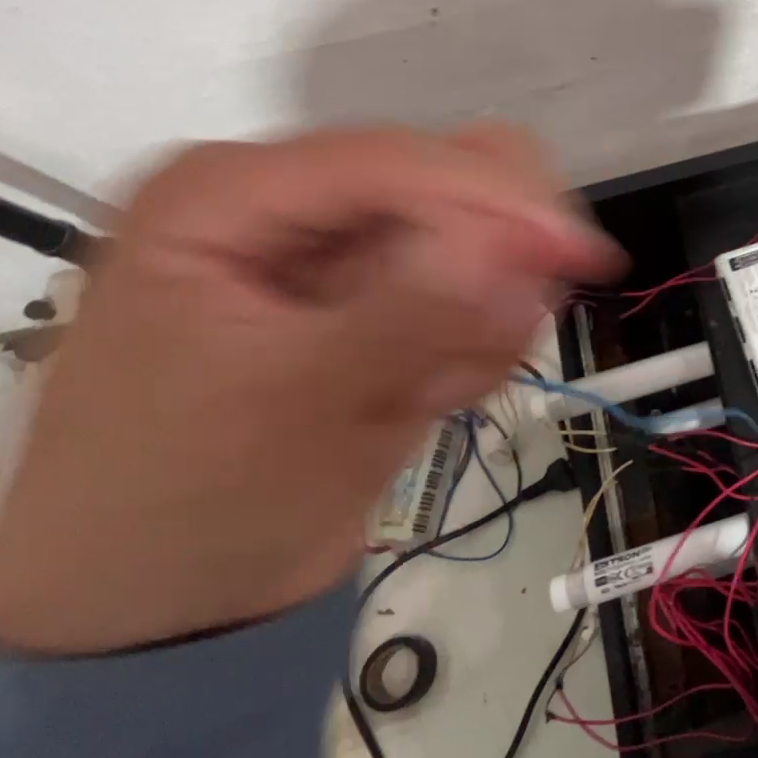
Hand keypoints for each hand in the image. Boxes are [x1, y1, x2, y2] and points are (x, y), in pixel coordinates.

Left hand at [0, 125, 624, 654]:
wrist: (174, 596)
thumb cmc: (186, 499)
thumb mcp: (292, 405)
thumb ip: (408, 317)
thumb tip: (508, 246)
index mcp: (231, 196)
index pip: (397, 162)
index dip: (498, 200)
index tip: (582, 259)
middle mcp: (296, 202)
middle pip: (456, 178)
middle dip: (492, 264)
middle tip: (485, 348)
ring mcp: (348, 250)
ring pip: (488, 236)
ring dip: (482, 319)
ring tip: (424, 394)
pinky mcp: (387, 295)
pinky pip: (484, 291)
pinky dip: (477, 345)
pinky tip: (423, 396)